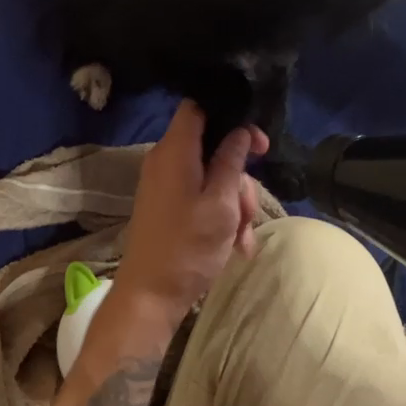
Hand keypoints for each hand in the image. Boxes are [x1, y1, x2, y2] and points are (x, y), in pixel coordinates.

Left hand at [113, 101, 268, 326]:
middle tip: (249, 207)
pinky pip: (200, 196)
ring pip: (211, 177)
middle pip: (212, 147)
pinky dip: (220, 216)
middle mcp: (165, 160)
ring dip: (233, 204)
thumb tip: (240, 130)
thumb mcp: (220, 204)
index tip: (257, 140)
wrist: (149, 299)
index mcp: (174, 150)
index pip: (198, 106)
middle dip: (238, 178)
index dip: (230, 113)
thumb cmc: (187, 247)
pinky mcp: (167, 206)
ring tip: (242, 239)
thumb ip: (232, 162)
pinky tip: (235, 247)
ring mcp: (165, 184)